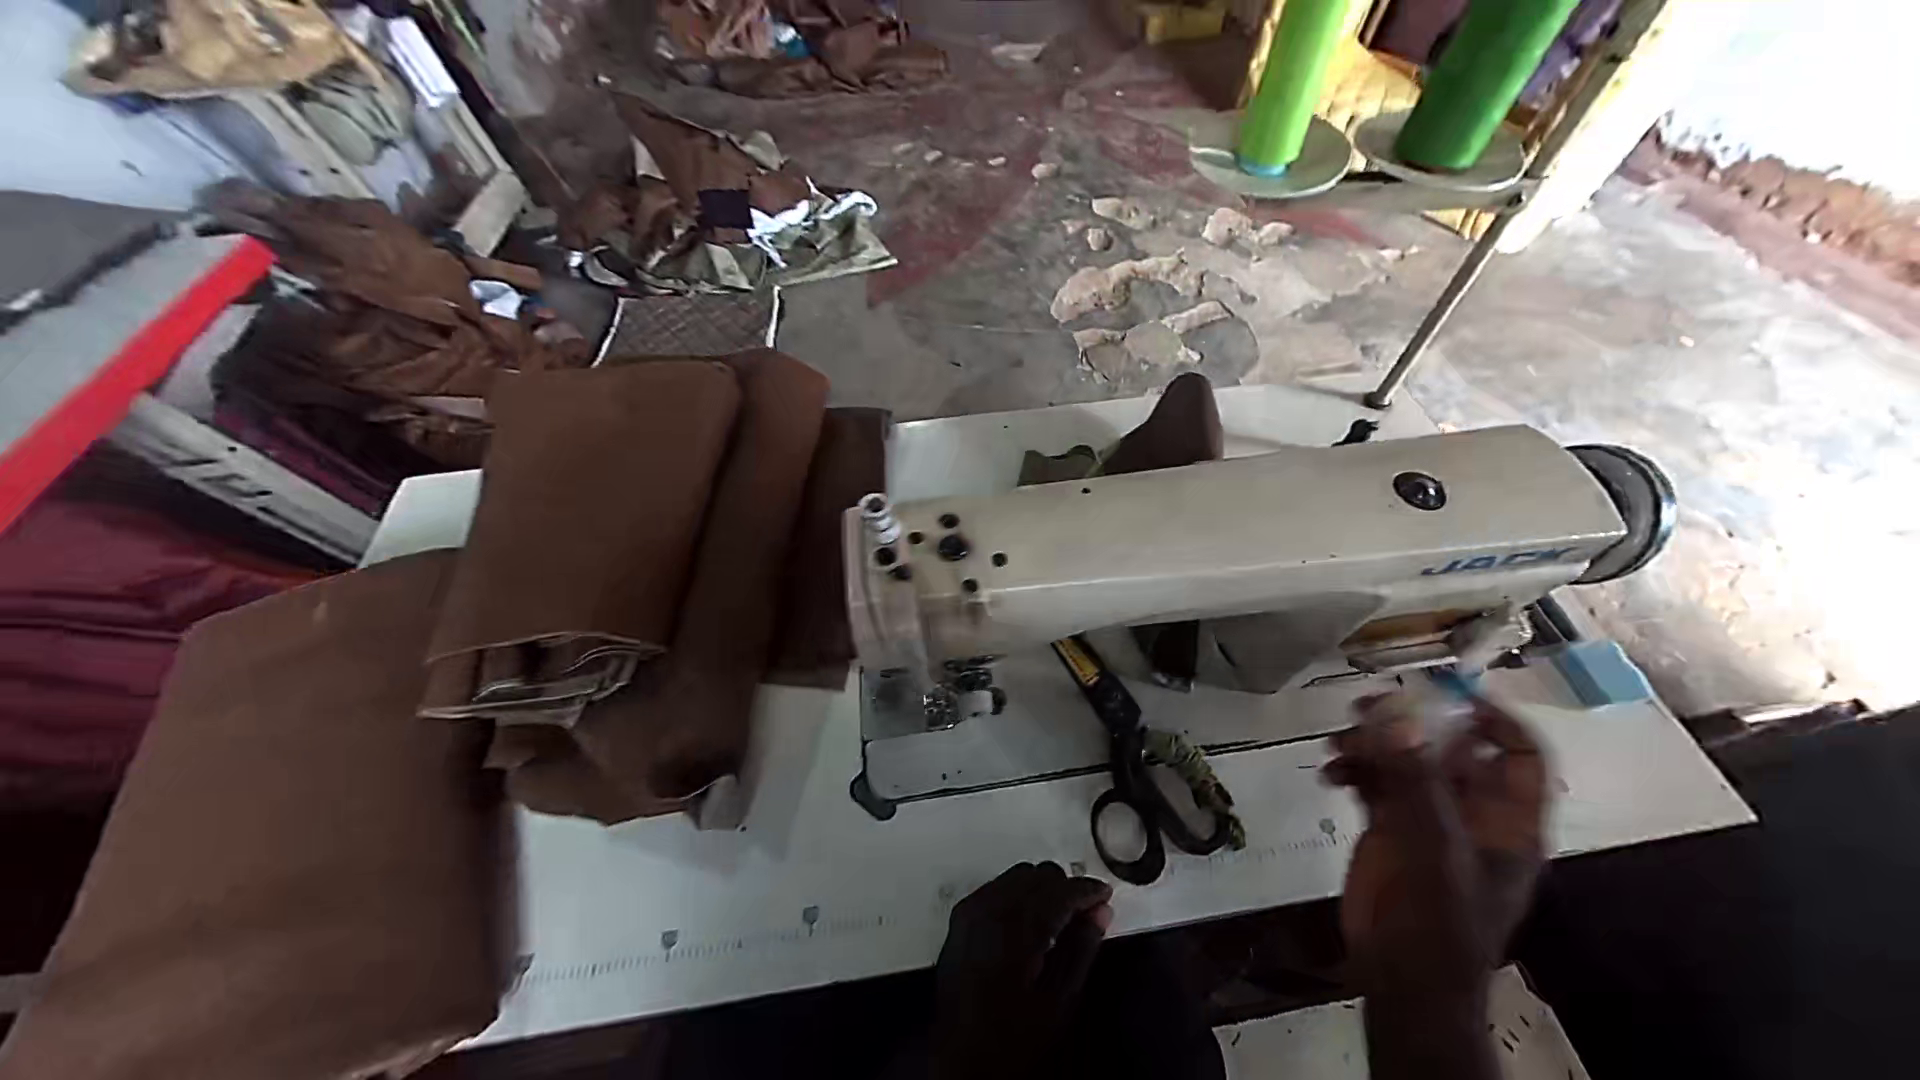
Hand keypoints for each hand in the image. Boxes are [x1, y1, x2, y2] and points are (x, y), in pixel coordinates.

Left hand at [929, 862, 1113, 1079]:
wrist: (960, 1059)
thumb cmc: (1007, 1042)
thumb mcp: (1057, 1002)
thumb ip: (1081, 949)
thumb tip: (1099, 914)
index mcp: (1015, 929)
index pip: (1060, 890)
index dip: (1088, 890)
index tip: (1104, 896)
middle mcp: (988, 911)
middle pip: (1039, 875)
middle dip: (1066, 889)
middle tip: (1086, 913)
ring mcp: (970, 911)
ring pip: (1018, 875)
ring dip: (1042, 888)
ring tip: (1061, 920)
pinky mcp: (960, 917)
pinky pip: (997, 886)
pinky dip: (1019, 893)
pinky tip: (1031, 921)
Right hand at [1324, 693, 1546, 1006]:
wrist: (1399, 975)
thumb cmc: (1436, 919)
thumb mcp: (1431, 847)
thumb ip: (1416, 781)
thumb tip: (1398, 718)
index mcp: (1504, 820)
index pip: (1517, 754)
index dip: (1492, 718)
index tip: (1445, 691)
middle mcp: (1468, 812)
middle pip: (1448, 749)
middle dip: (1409, 724)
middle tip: (1366, 706)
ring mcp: (1426, 818)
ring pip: (1403, 761)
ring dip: (1371, 745)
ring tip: (1339, 744)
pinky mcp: (1388, 827)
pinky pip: (1373, 782)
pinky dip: (1352, 770)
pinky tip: (1332, 773)